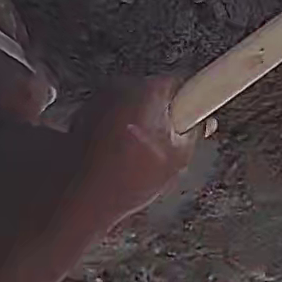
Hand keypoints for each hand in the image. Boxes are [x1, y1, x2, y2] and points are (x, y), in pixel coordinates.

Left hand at [68, 75, 201, 228]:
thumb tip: (205, 121)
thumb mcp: (176, 159)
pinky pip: (107, 111)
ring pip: (128, 101)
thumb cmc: (126, 180)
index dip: (187, 98)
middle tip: (162, 141)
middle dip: (158, 110)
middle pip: (151, 90)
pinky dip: (112, 125)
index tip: (189, 112)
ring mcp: (97, 97)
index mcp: (147, 91)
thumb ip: (194, 133)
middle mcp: (120, 86)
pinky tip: (113, 151)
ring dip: (134, 118)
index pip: (178, 81)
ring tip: (133, 152)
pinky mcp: (82, 111)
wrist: (77, 201)